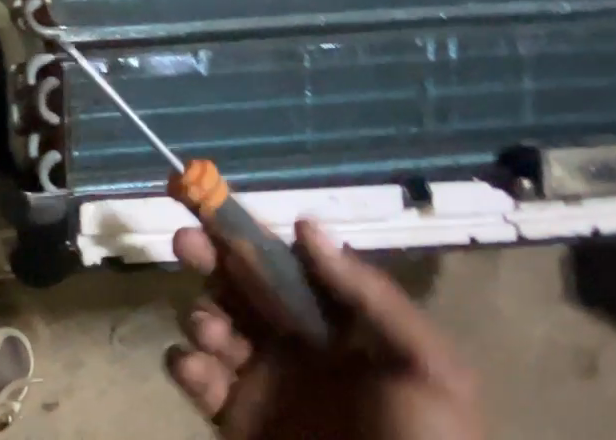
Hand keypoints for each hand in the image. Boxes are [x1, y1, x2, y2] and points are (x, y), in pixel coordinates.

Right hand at [167, 220, 484, 439]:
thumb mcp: (429, 370)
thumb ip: (370, 295)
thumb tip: (304, 225)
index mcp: (338, 325)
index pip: (283, 262)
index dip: (243, 229)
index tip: (205, 201)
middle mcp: (293, 342)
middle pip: (234, 282)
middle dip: (205, 256)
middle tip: (185, 244)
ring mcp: (259, 379)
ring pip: (207, 321)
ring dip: (200, 314)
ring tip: (212, 334)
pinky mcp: (231, 415)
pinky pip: (191, 374)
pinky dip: (187, 364)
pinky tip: (202, 374)